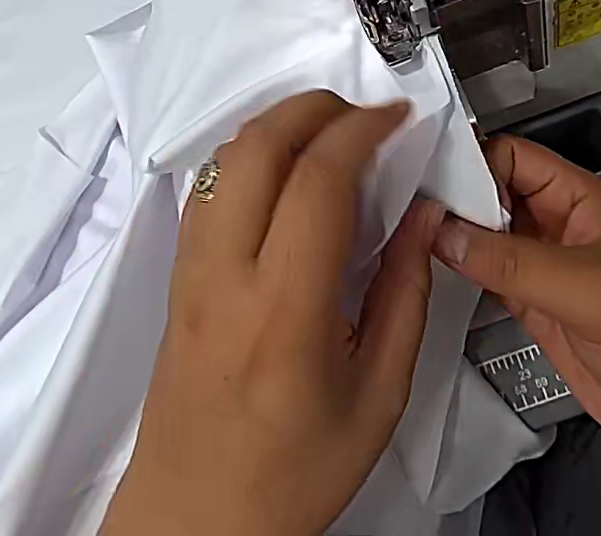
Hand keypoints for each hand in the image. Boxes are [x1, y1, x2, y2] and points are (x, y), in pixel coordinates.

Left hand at [100, 91, 445, 535]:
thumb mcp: (378, 394)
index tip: (395, 116)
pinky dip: (250, 152)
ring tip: (328, 131)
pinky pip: (209, 184)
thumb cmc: (289, 472)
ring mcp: (191, 267)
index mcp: (285, 310)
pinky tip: (284, 167)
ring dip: (280, 123)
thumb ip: (406, 292)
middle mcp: (225, 274)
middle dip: (316, 106)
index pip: (319, 180)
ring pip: (227, 155)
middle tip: (361, 113)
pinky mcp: (177, 270)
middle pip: (260, 145)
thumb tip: (423, 215)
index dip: (362, 130)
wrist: (194, 517)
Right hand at [432, 135, 600, 458]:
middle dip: (454, 194)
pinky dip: (458, 265)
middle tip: (412, 206)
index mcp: (577, 197)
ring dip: (452, 230)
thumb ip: (513, 261)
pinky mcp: (529, 297)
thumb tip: (448, 234)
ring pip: (482, 228)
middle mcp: (554, 221)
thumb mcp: (588, 290)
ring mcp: (539, 260)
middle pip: (490, 188)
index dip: (473, 162)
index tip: (435, 180)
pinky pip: (483, 268)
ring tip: (411, 231)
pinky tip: (432, 265)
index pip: (511, 156)